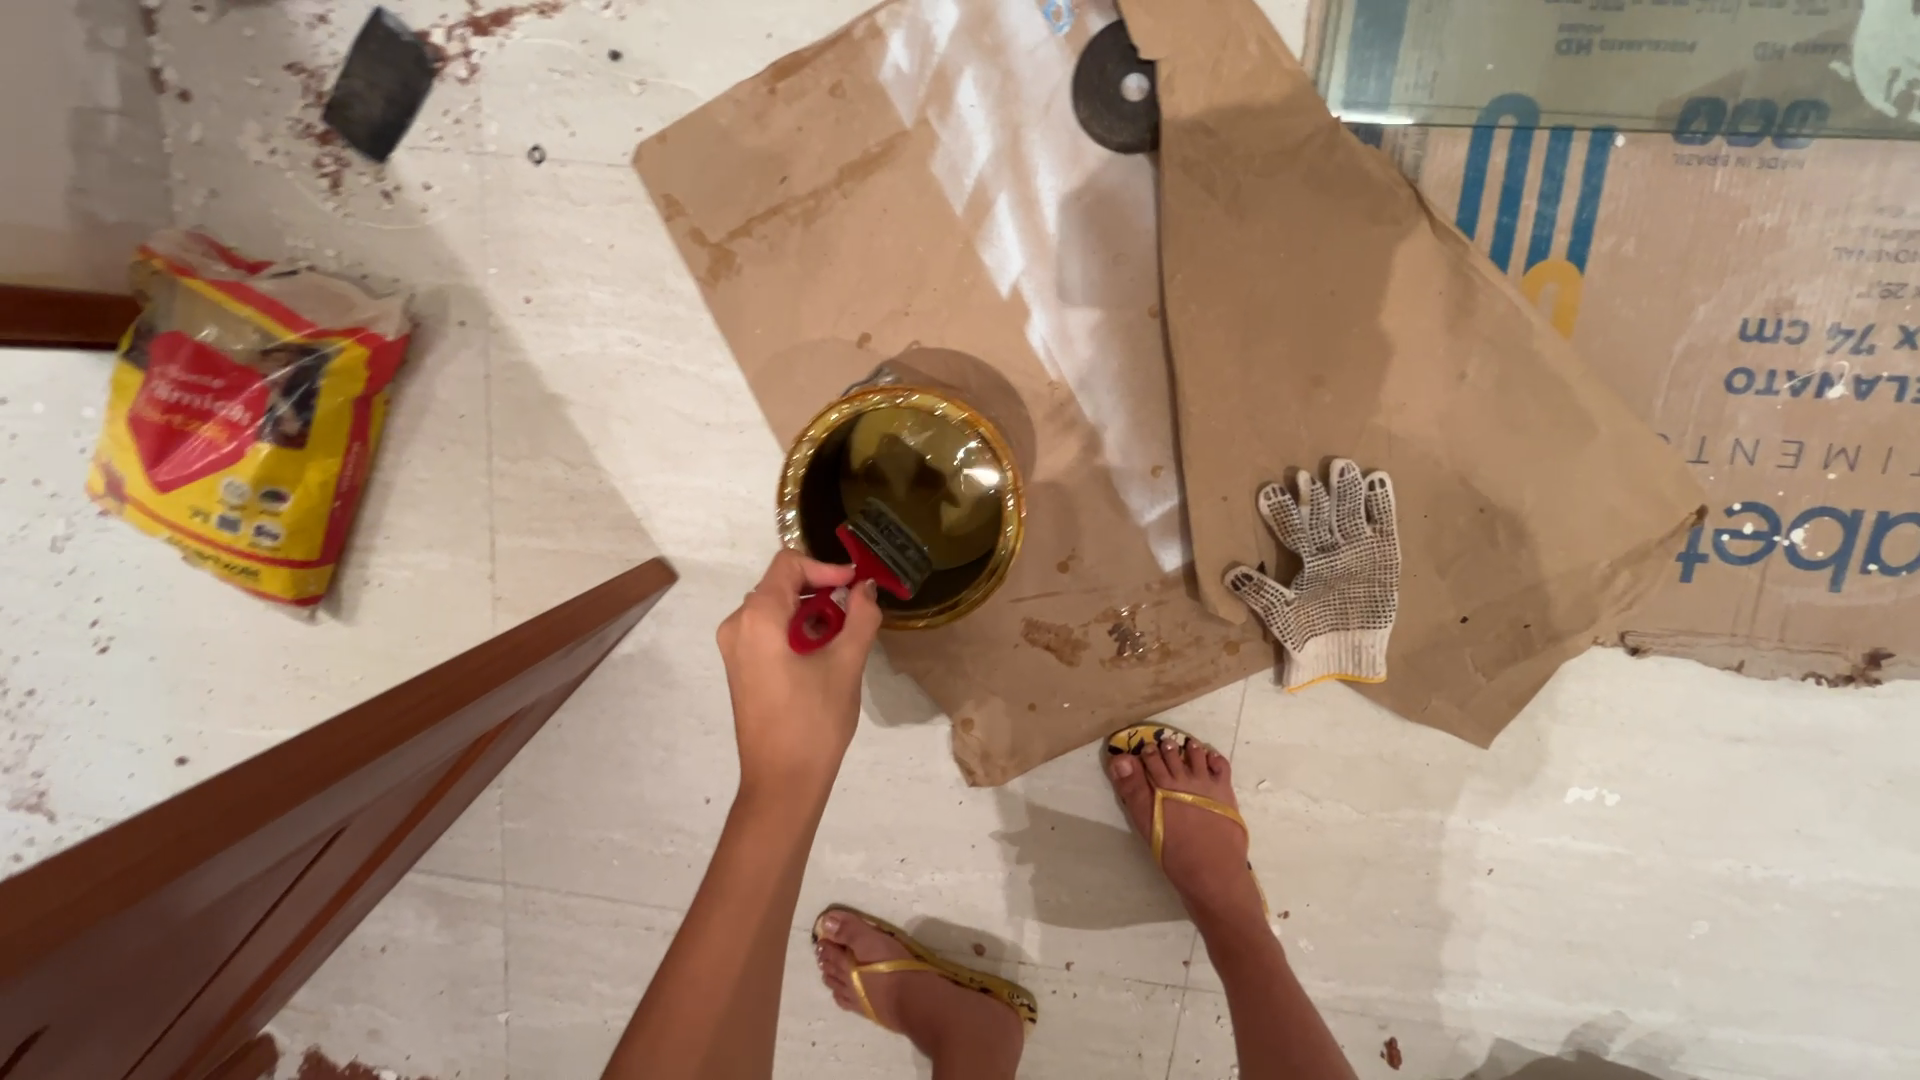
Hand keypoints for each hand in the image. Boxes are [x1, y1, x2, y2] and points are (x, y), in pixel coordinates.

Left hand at [716, 550, 884, 802]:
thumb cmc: (814, 722)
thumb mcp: (846, 664)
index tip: (856, 586)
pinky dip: (798, 631)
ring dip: (812, 612)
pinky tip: (824, 654)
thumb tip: (867, 587)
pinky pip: (769, 631)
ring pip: (776, 608)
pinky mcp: (742, 668)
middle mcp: (737, 626)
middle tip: (856, 610)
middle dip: (821, 590)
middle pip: (780, 584)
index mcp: (757, 618)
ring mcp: (735, 649)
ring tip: (845, 635)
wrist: (782, 783)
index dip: (826, 568)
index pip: (789, 564)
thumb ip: (860, 617)